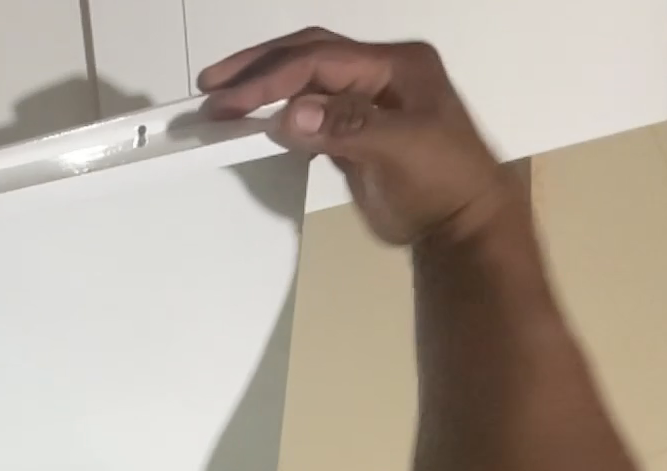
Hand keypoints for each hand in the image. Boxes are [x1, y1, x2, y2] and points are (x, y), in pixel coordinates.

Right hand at [199, 29, 518, 246]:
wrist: (457, 220)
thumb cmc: (439, 182)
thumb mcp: (399, 149)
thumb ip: (346, 127)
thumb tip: (288, 113)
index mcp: (394, 66)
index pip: (319, 61)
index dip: (267, 80)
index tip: (223, 104)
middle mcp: (378, 73)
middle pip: (309, 55)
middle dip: (257, 67)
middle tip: (209, 85)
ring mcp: (364, 101)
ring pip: (305, 80)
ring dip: (262, 87)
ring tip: (221, 101)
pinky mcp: (350, 131)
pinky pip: (307, 110)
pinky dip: (275, 113)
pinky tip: (254, 124)